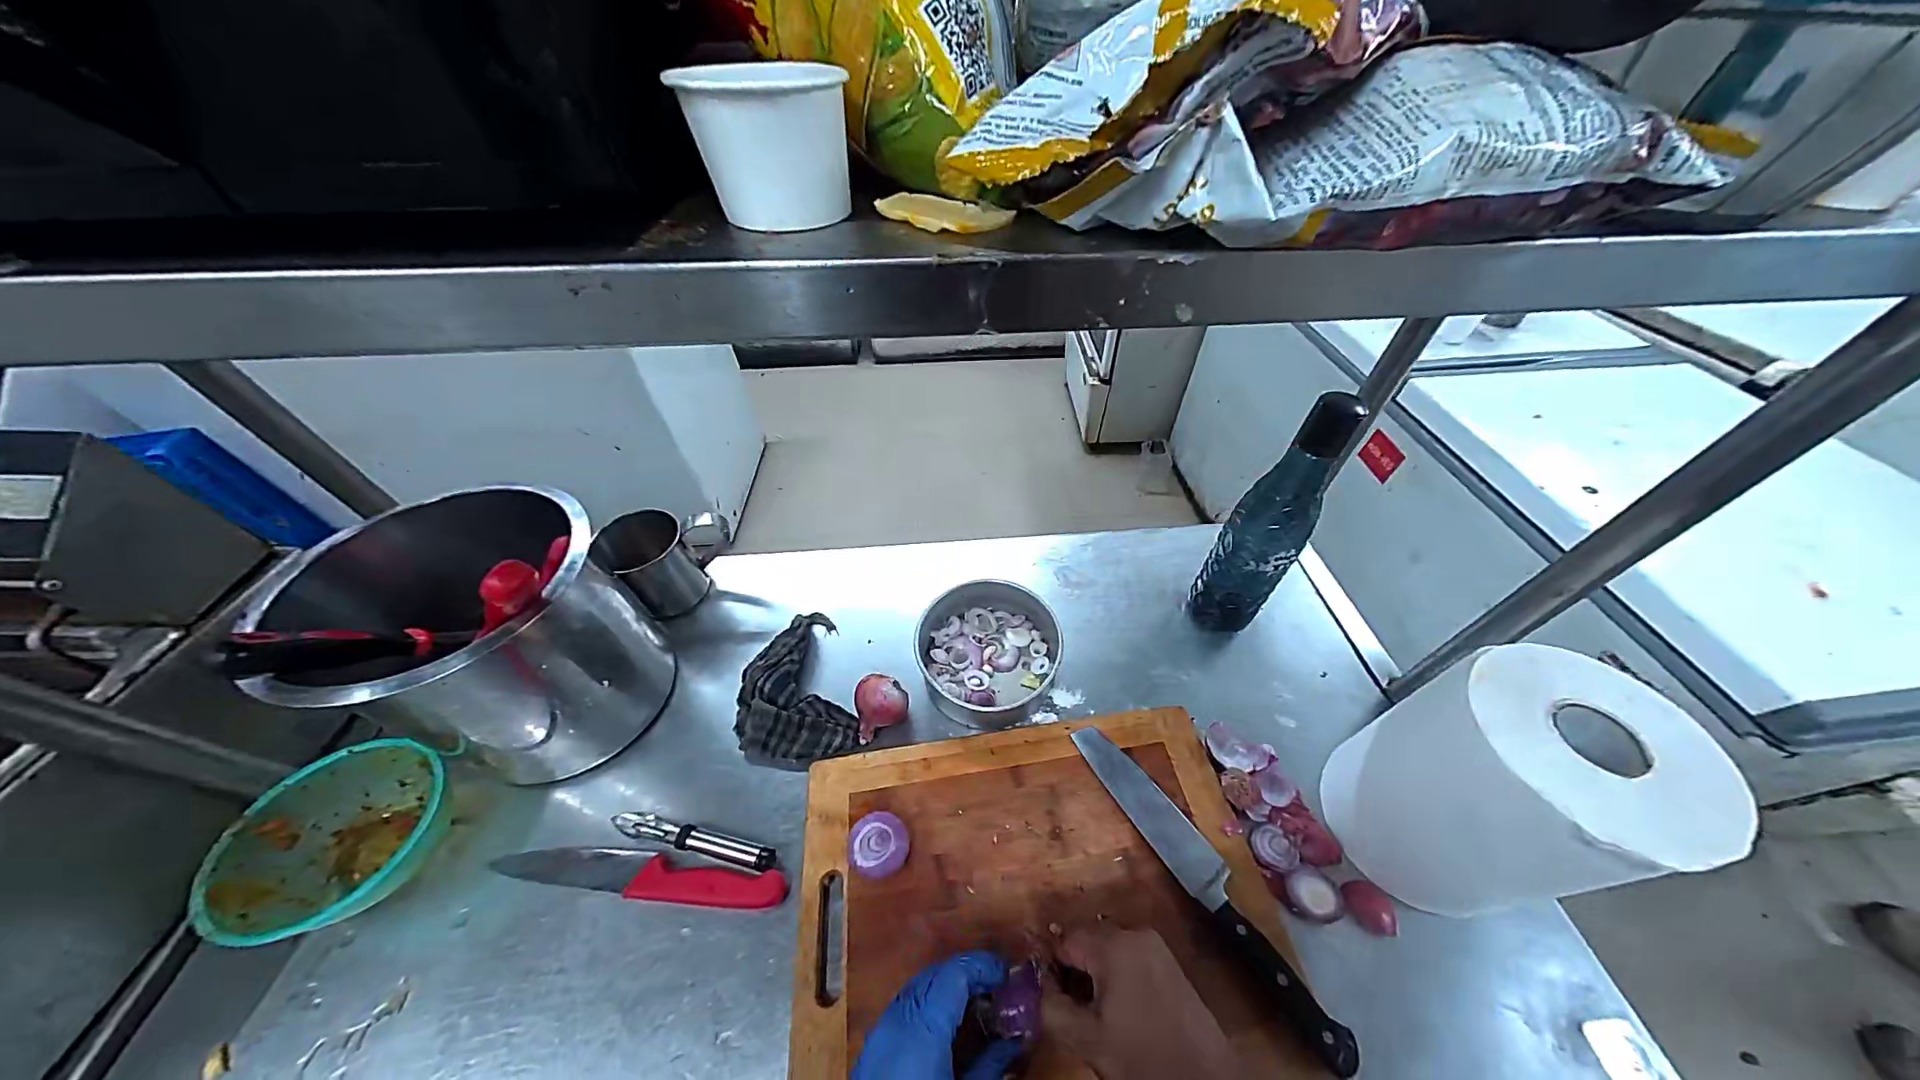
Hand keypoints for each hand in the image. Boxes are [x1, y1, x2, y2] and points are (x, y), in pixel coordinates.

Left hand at [853, 950, 1024, 1079]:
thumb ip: (993, 1063)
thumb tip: (1016, 1038)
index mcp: (923, 1026)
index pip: (955, 972)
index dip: (984, 965)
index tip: (1009, 973)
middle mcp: (898, 1019)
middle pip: (936, 976)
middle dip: (968, 976)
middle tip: (999, 989)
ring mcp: (882, 1032)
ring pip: (919, 990)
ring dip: (949, 991)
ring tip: (979, 1006)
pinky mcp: (874, 1049)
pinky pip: (906, 1011)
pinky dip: (930, 1008)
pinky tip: (950, 1029)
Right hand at [1042, 927, 1240, 1079]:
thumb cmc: (1142, 1057)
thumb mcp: (1087, 1038)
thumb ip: (1052, 1007)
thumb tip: (1037, 986)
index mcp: (1113, 945)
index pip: (1065, 939)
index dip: (1052, 966)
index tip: (1050, 995)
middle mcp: (1135, 933)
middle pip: (1088, 940)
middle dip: (1074, 969)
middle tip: (1073, 1008)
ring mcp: (1156, 946)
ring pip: (1109, 949)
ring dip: (1095, 973)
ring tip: (1097, 1013)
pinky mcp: (1170, 962)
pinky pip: (1130, 957)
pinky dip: (1118, 975)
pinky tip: (1122, 1011)